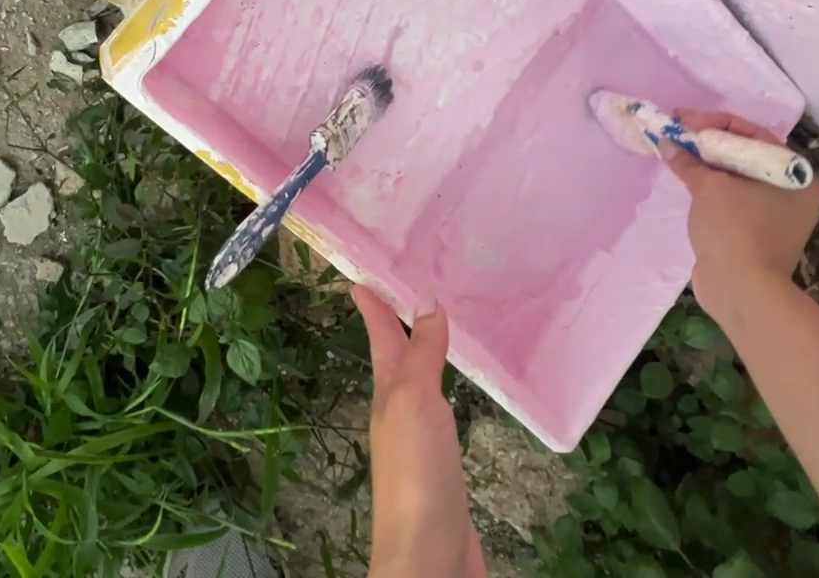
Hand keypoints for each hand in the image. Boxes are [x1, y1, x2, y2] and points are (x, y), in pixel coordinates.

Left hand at [350, 285, 485, 577]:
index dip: (371, 302)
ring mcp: (419, 436)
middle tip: (410, 284)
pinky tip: (457, 387)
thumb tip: (426, 301)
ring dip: (423, 350)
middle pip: (396, 353)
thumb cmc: (416, 470)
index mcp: (387, 389)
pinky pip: (441, 409)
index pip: (379, 334)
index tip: (361, 270)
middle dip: (398, 320)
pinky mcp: (442, 461)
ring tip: (439, 325)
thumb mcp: (413, 401)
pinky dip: (446, 387)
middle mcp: (398, 407)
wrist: (429, 557)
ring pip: (418, 379)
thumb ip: (421, 354)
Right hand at [660, 110, 818, 319]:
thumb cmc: (735, 228)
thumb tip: (667, 141)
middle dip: (706, 140)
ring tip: (674, 149)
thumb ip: (688, 160)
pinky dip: (708, 183)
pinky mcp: (755, 229)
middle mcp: (791, 190)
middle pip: (743, 153)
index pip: (752, 134)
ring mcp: (774, 212)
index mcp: (795, 174)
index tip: (681, 119)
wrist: (742, 289)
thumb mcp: (709, 186)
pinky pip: (730, 194)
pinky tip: (685, 176)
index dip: (713, 122)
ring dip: (704, 161)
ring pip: (735, 174)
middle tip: (675, 130)